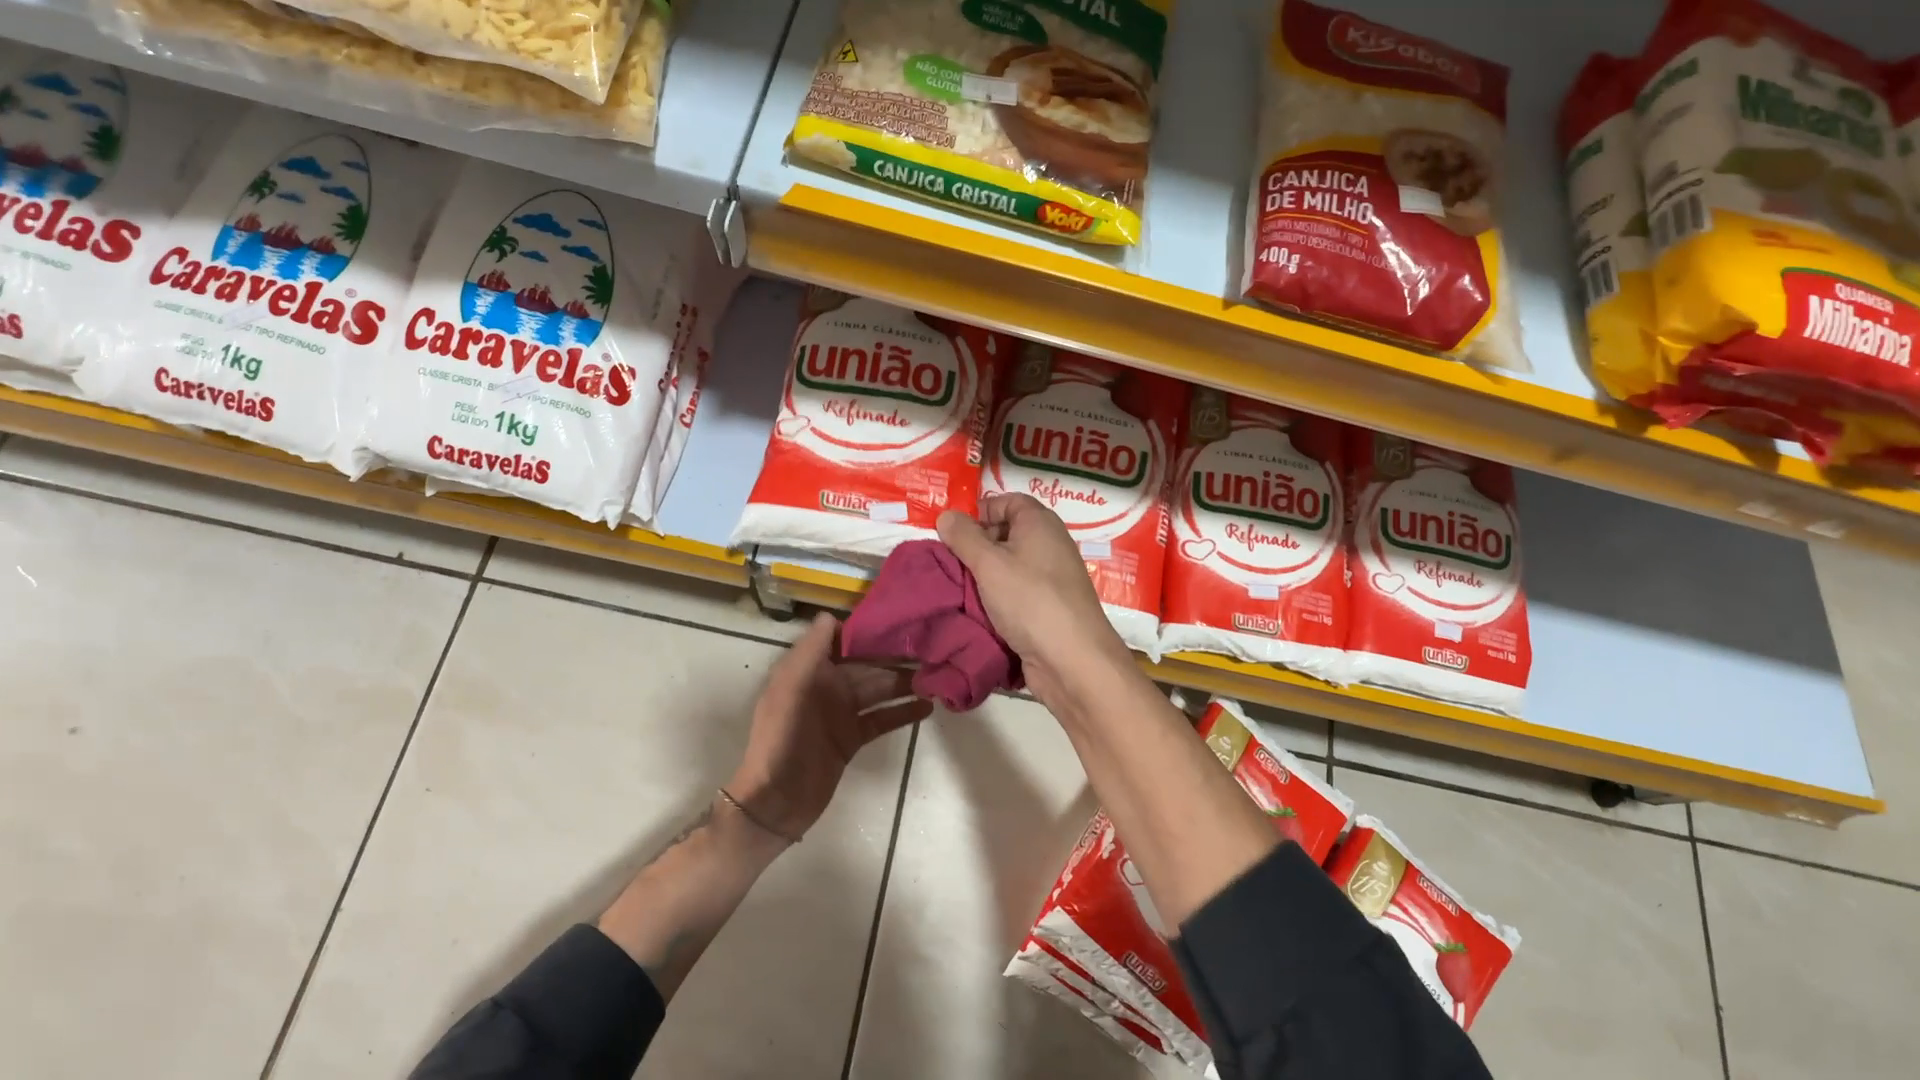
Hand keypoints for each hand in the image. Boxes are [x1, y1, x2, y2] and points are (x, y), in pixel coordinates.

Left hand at [727, 613, 931, 841]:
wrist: (778, 799)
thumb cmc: (781, 738)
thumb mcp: (790, 688)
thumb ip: (811, 651)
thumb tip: (832, 616)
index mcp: (807, 670)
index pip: (841, 640)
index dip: (867, 631)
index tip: (899, 621)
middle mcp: (825, 686)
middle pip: (866, 665)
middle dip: (895, 657)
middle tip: (932, 648)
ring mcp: (840, 713)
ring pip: (878, 690)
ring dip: (905, 683)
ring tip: (938, 676)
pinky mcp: (853, 738)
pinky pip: (882, 718)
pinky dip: (903, 712)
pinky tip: (927, 706)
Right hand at [937, 493, 1135, 706]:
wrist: (1071, 659)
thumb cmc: (1030, 600)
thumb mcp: (989, 563)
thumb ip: (964, 537)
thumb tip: (946, 515)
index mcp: (1040, 524)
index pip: (1008, 502)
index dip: (980, 511)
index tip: (954, 532)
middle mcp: (1050, 546)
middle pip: (1007, 534)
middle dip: (976, 546)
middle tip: (948, 562)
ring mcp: (1051, 580)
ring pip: (1009, 568)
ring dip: (983, 578)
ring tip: (956, 588)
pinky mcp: (1047, 609)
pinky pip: (1016, 595)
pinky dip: (996, 600)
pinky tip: (976, 612)